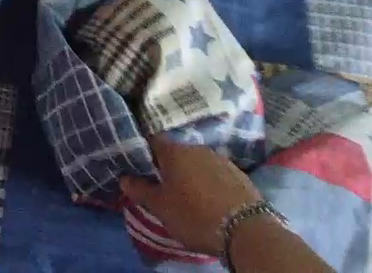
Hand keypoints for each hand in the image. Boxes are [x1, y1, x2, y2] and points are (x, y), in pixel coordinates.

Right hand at [118, 136, 261, 255]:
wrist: (247, 230)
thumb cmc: (195, 215)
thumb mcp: (162, 208)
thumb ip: (140, 190)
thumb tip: (123, 177)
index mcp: (174, 152)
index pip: (152, 141)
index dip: (145, 153)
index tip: (141, 168)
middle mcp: (196, 148)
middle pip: (176, 152)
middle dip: (169, 167)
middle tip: (165, 187)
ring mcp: (220, 159)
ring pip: (198, 162)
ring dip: (191, 174)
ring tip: (190, 196)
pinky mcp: (239, 174)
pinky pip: (216, 174)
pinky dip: (210, 183)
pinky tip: (212, 200)